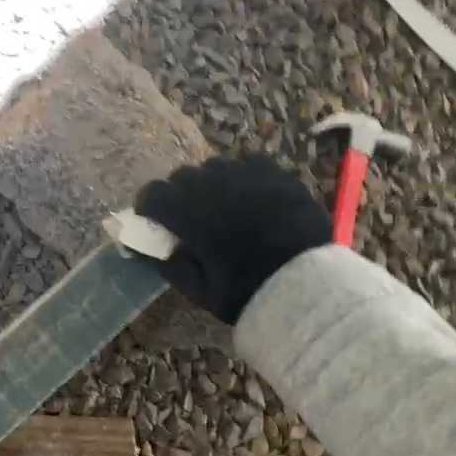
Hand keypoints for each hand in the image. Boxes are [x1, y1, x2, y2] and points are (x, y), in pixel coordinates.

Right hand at [133, 154, 332, 322]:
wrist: (306, 285)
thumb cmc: (247, 291)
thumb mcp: (200, 291)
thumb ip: (171, 265)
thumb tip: (154, 249)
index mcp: (189, 213)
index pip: (153, 194)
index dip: (148, 207)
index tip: (152, 220)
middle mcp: (212, 185)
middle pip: (182, 177)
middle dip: (179, 195)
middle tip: (189, 217)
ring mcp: (245, 175)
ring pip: (214, 167)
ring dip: (210, 184)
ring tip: (223, 206)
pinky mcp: (274, 173)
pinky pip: (247, 164)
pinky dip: (242, 178)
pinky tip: (251, 198)